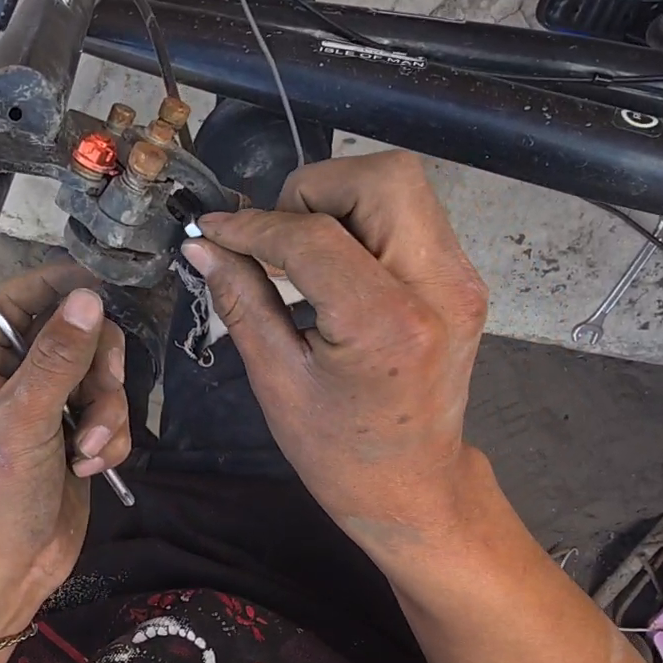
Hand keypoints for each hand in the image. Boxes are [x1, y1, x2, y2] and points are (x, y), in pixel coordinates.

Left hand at [0, 264, 131, 636]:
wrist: (11, 570)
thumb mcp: (24, 420)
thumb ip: (58, 357)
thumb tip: (88, 296)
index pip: (15, 299)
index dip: (53, 286)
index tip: (97, 288)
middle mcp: (15, 378)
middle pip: (74, 333)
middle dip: (97, 366)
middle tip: (99, 394)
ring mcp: (49, 408)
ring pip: (100, 376)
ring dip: (106, 412)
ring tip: (86, 451)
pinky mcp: (76, 437)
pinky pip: (110, 413)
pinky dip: (109, 439)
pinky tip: (91, 467)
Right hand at [186, 151, 489, 548]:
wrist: (413, 485)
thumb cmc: (335, 449)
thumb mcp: (275, 380)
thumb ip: (241, 301)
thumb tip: (203, 246)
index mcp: (385, 324)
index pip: (312, 237)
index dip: (251, 226)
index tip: (210, 230)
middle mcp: (438, 285)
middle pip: (381, 178)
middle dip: (310, 193)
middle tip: (273, 240)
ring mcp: (459, 277)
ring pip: (398, 186)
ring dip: (335, 203)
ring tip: (296, 252)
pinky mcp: (460, 278)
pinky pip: (407, 216)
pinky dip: (357, 222)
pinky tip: (326, 266)